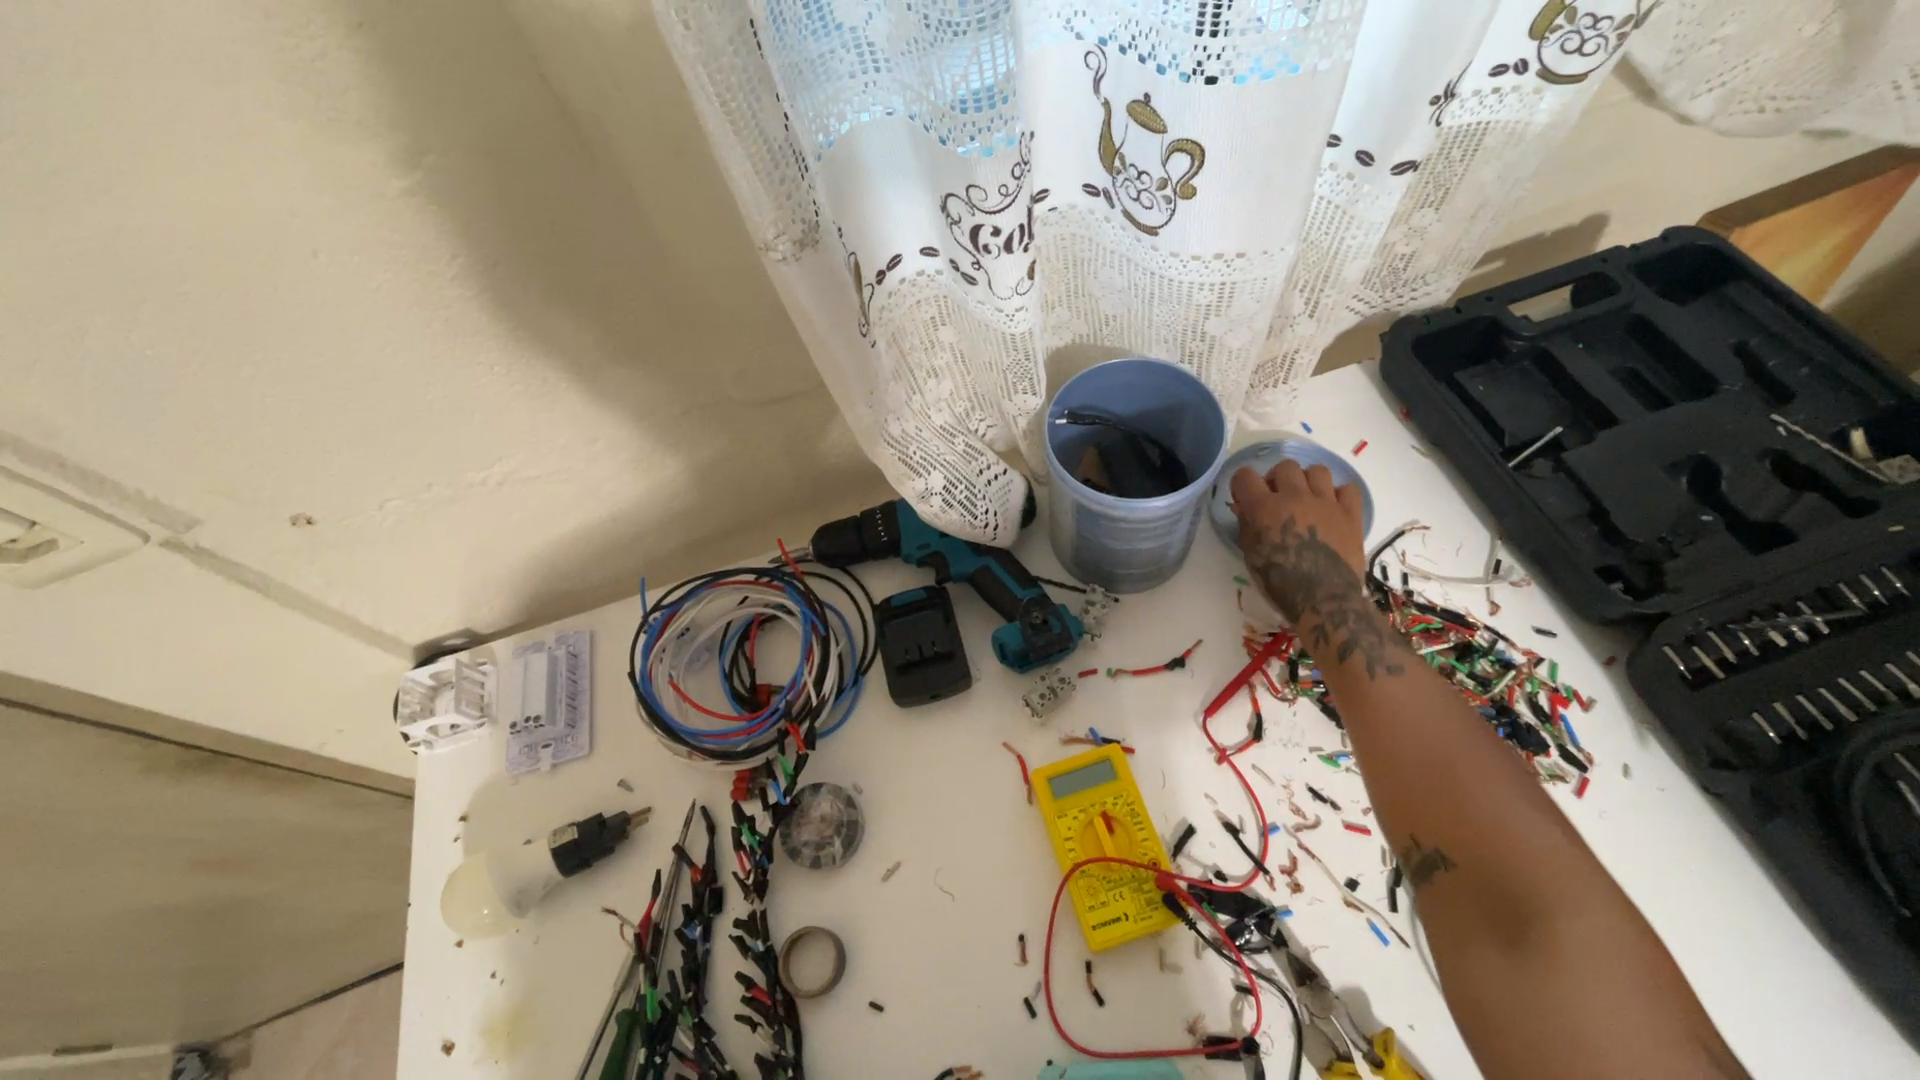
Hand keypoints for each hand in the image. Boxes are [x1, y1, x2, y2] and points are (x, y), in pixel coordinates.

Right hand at [1229, 461, 1368, 623]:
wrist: (1324, 600)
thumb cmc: (1280, 584)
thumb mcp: (1252, 556)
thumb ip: (1247, 527)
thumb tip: (1245, 508)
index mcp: (1264, 508)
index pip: (1245, 476)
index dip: (1242, 485)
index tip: (1246, 498)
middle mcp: (1294, 497)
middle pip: (1284, 466)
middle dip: (1277, 480)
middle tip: (1278, 499)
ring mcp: (1326, 502)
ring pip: (1316, 470)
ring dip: (1307, 482)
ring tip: (1307, 499)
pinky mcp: (1351, 513)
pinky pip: (1347, 488)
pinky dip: (1338, 494)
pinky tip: (1332, 509)